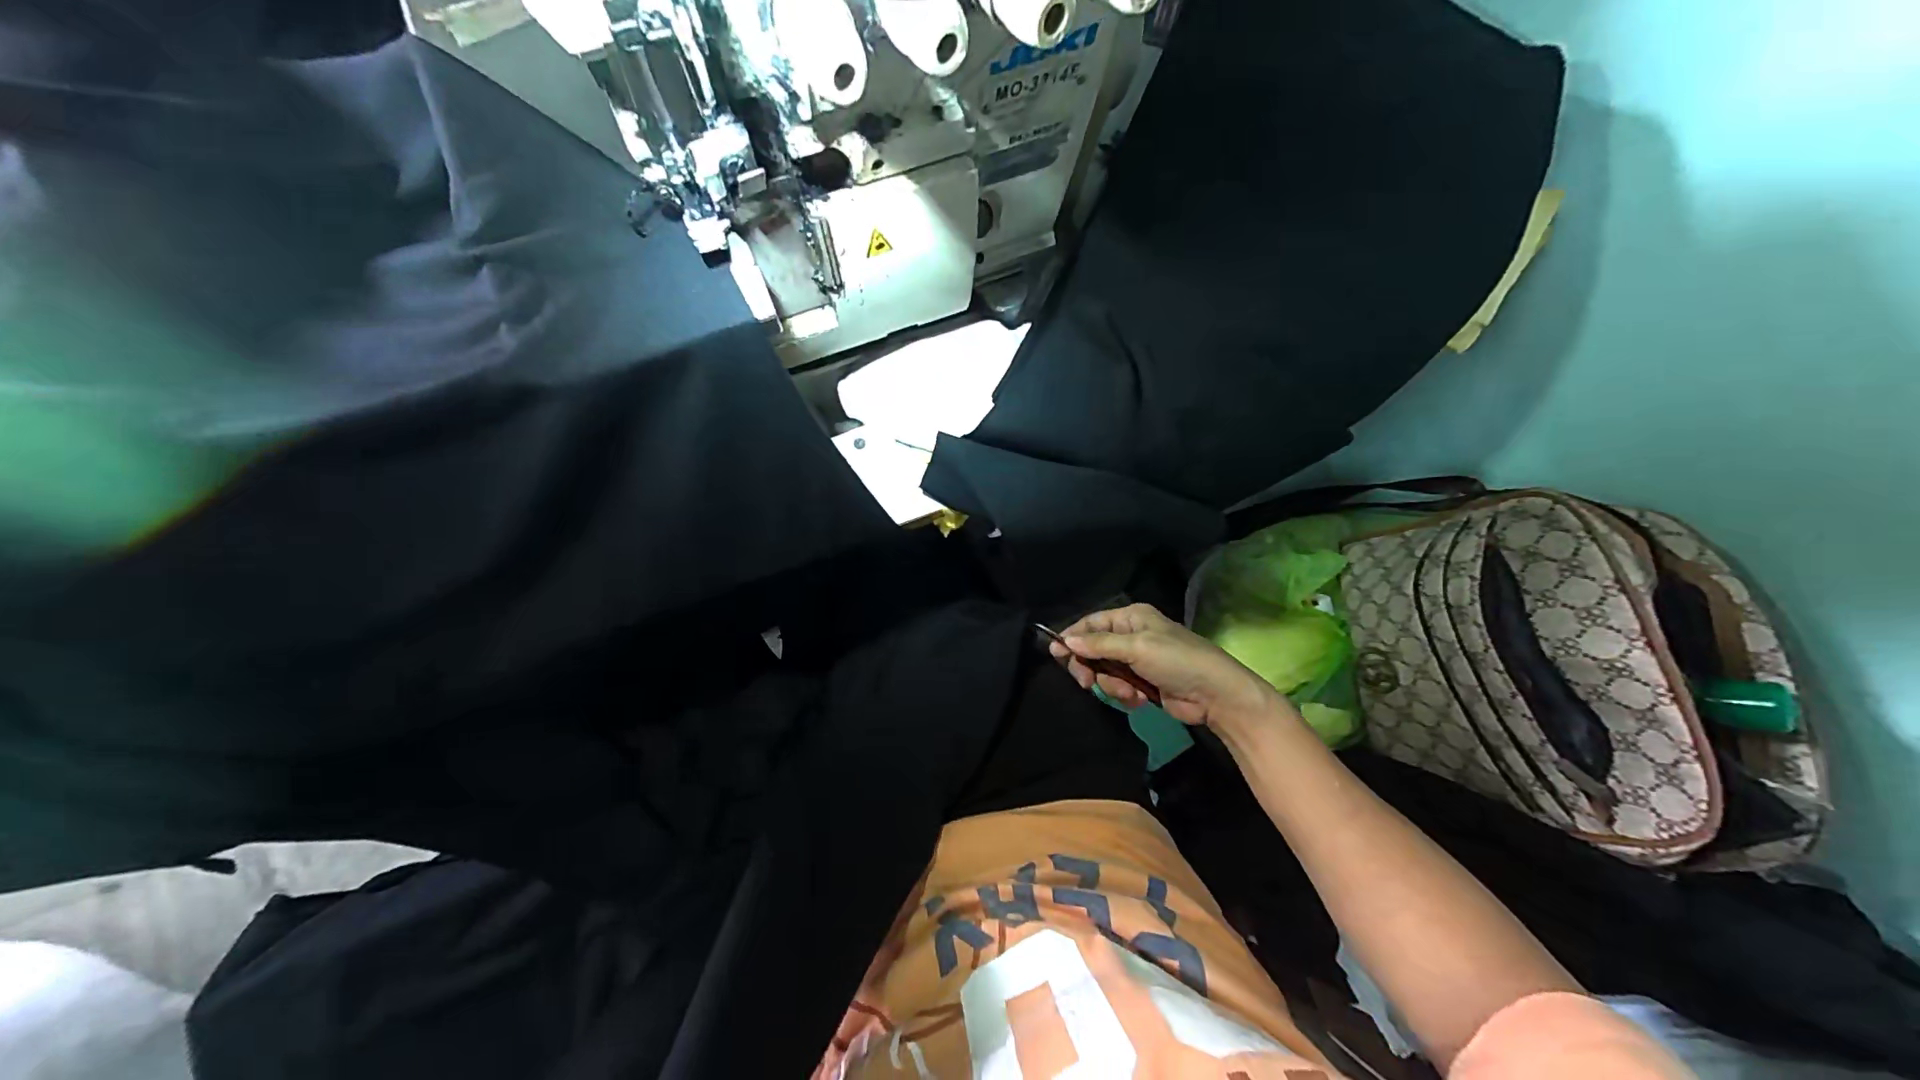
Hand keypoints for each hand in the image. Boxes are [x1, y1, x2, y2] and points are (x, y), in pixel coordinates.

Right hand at [1049, 603, 1286, 734]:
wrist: (1215, 694)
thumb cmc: (1176, 660)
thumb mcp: (1137, 647)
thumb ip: (1099, 645)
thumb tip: (1066, 640)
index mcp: (1132, 617)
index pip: (1091, 623)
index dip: (1072, 637)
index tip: (1055, 654)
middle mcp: (1132, 635)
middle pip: (1093, 649)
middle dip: (1089, 666)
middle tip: (1085, 682)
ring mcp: (1137, 661)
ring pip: (1104, 671)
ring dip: (1111, 685)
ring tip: (1128, 693)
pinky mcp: (1143, 683)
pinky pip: (1118, 687)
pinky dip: (1124, 695)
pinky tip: (1138, 699)